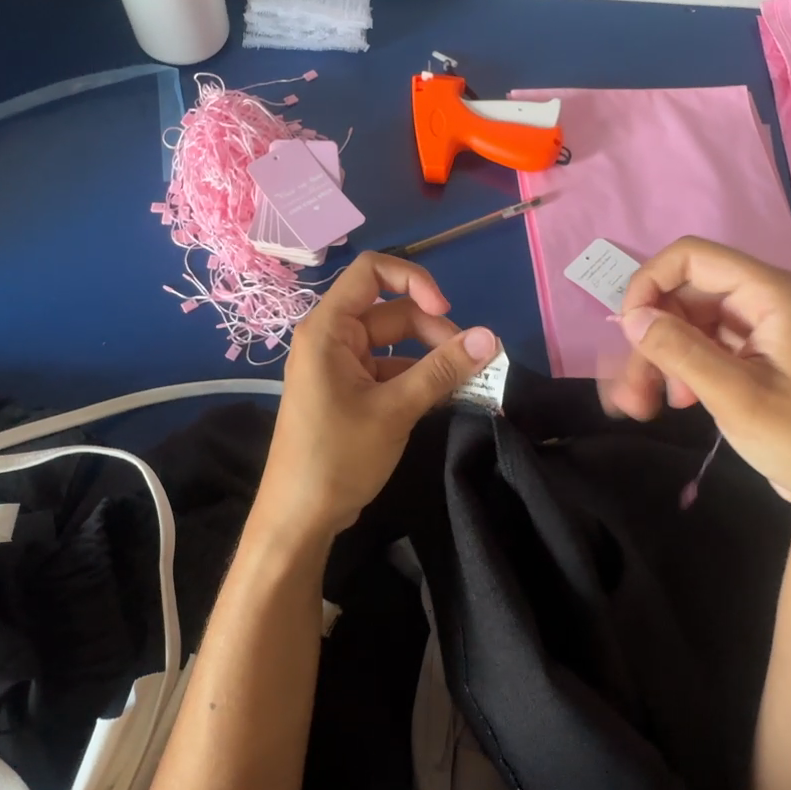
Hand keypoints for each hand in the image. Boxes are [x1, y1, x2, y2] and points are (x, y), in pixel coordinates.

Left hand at [261, 251, 500, 540]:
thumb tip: (491, 337)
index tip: (446, 312)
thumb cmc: (337, 456)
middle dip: (434, 331)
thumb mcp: (396, 410)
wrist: (299, 518)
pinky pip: (390, 370)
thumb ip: (443, 370)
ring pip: (395, 344)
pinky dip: (418, 379)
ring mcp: (340, 367)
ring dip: (431, 358)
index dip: (414, 280)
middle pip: (392, 312)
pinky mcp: (350, 392)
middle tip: (471, 363)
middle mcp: (332, 339)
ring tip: (465, 383)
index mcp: (329, 329)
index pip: (371, 271)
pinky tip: (445, 398)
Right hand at [600, 237, 790, 541]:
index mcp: (771, 294)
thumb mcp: (736, 398)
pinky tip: (677, 405)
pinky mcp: (751, 358)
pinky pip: (700, 348)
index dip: (650, 283)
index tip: (627, 330)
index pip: (692, 257)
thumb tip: (630, 317)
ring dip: (657, 360)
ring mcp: (757, 331)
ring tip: (640, 407)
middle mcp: (762, 301)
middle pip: (683, 295)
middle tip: (629, 389)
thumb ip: (680, 352)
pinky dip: (679, 371)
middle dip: (650, 337)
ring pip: (686, 324)